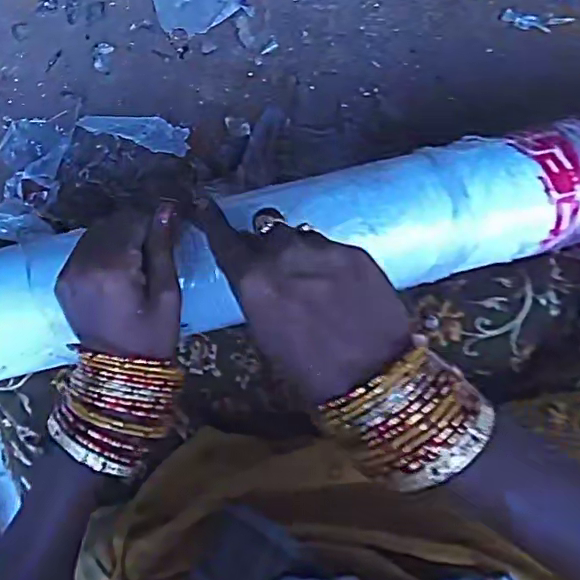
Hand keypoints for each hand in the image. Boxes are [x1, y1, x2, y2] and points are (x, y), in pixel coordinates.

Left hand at [55, 203, 183, 359]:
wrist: (119, 371)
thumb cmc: (152, 336)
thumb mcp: (168, 293)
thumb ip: (163, 247)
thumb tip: (166, 209)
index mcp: (111, 268)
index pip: (132, 221)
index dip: (152, 222)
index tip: (167, 231)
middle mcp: (83, 264)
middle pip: (111, 223)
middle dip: (134, 227)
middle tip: (154, 246)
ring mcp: (68, 272)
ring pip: (95, 233)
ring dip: (116, 237)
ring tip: (135, 258)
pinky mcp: (62, 280)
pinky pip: (83, 250)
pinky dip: (101, 250)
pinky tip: (116, 268)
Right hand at [192, 199, 413, 403]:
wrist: (373, 375)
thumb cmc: (308, 371)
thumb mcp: (264, 336)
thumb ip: (254, 294)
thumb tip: (254, 278)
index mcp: (253, 279)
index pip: (224, 237)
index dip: (212, 219)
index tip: (205, 204)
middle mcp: (283, 254)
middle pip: (264, 232)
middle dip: (264, 244)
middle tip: (273, 265)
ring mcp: (322, 249)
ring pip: (298, 235)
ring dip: (296, 249)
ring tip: (308, 275)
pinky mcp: (354, 251)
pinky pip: (328, 245)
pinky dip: (325, 259)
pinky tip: (336, 283)